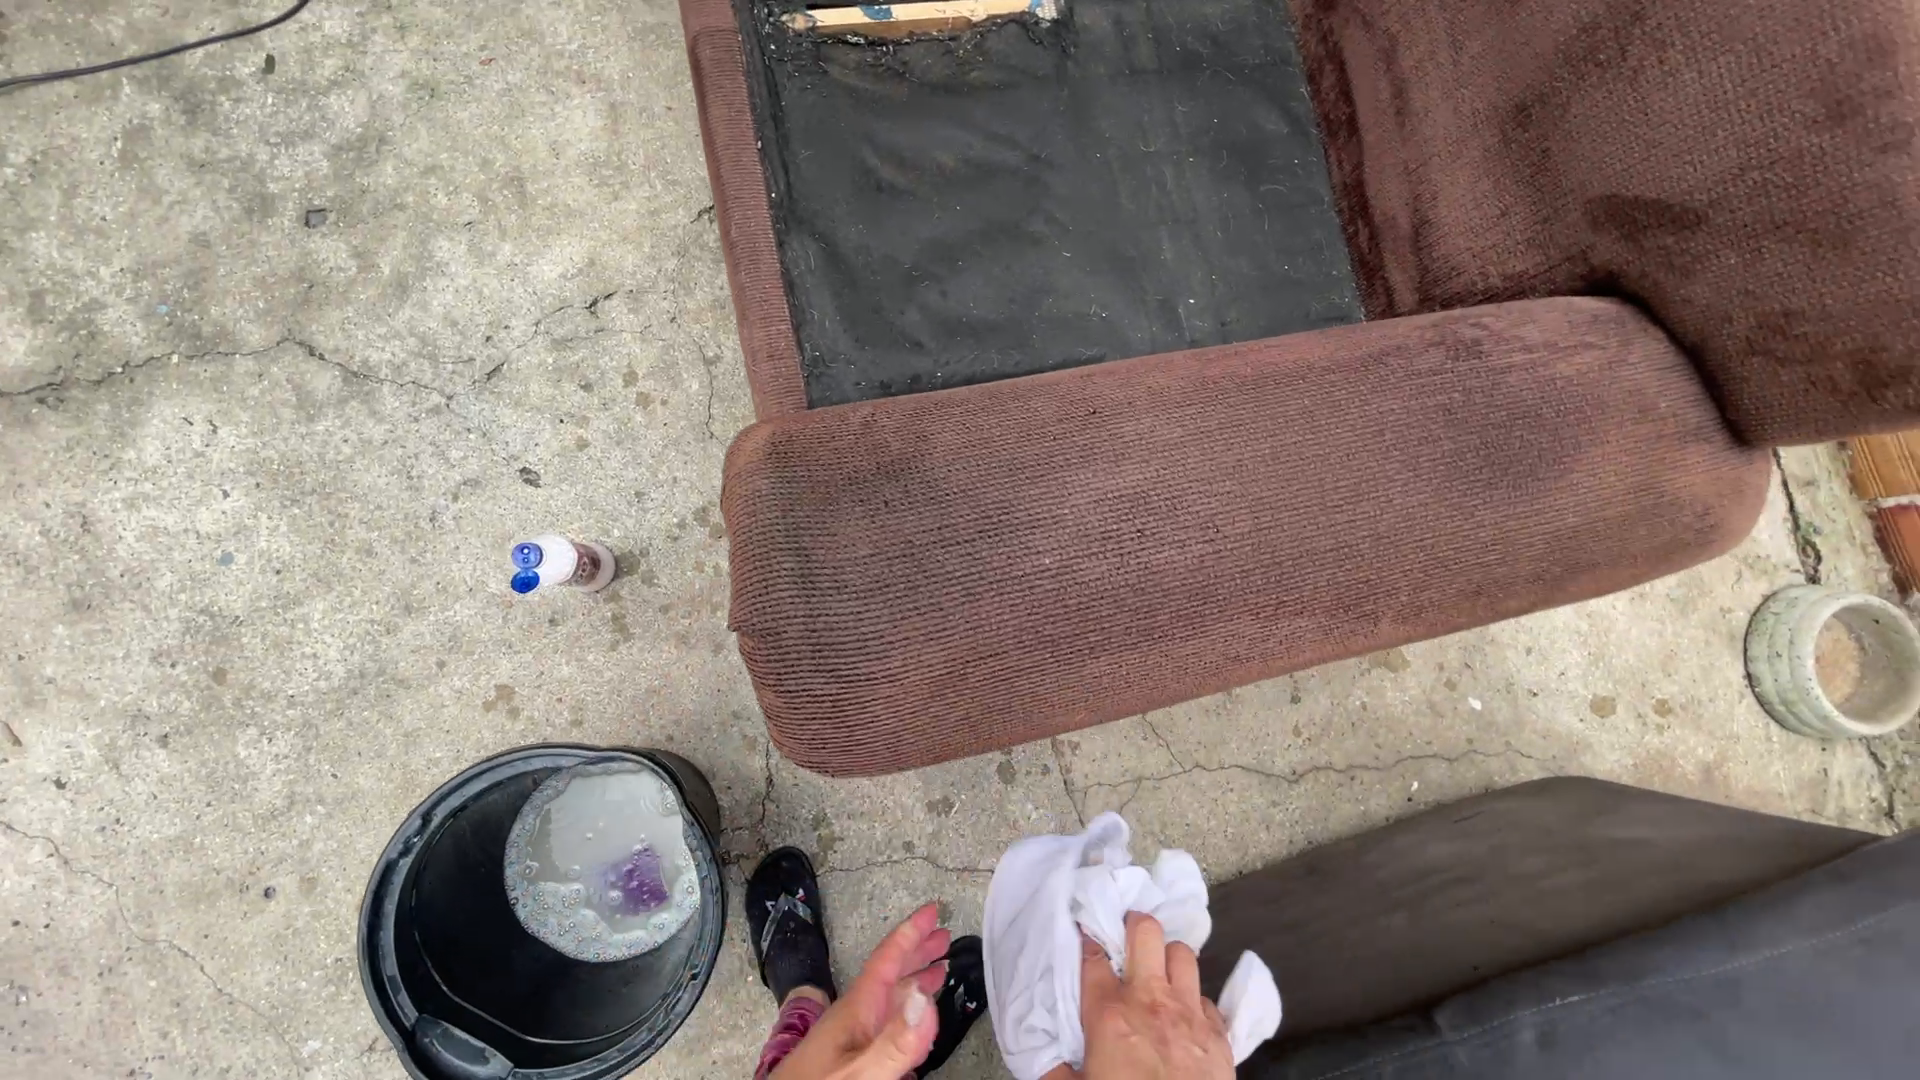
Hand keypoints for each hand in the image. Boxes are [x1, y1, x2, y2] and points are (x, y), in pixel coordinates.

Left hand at [771, 903, 951, 1079]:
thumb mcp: (859, 1072)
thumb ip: (892, 1041)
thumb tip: (926, 999)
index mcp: (855, 1009)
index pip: (886, 959)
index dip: (911, 932)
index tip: (933, 909)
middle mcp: (853, 1017)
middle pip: (889, 972)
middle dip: (917, 951)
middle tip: (944, 935)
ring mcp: (849, 1037)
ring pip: (887, 997)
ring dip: (913, 979)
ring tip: (938, 969)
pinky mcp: (847, 1056)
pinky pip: (883, 1022)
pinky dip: (904, 1013)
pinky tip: (912, 1021)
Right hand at [1043, 913, 1233, 1079]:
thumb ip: (1055, 1068)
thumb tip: (1037, 1055)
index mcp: (1108, 1014)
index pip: (1094, 955)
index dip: (1089, 940)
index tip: (1088, 935)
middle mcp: (1148, 1001)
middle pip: (1145, 932)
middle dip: (1135, 927)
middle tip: (1128, 938)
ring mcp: (1187, 1014)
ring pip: (1182, 954)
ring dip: (1169, 959)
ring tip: (1160, 971)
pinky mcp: (1218, 1034)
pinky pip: (1207, 999)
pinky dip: (1195, 1002)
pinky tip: (1186, 1016)